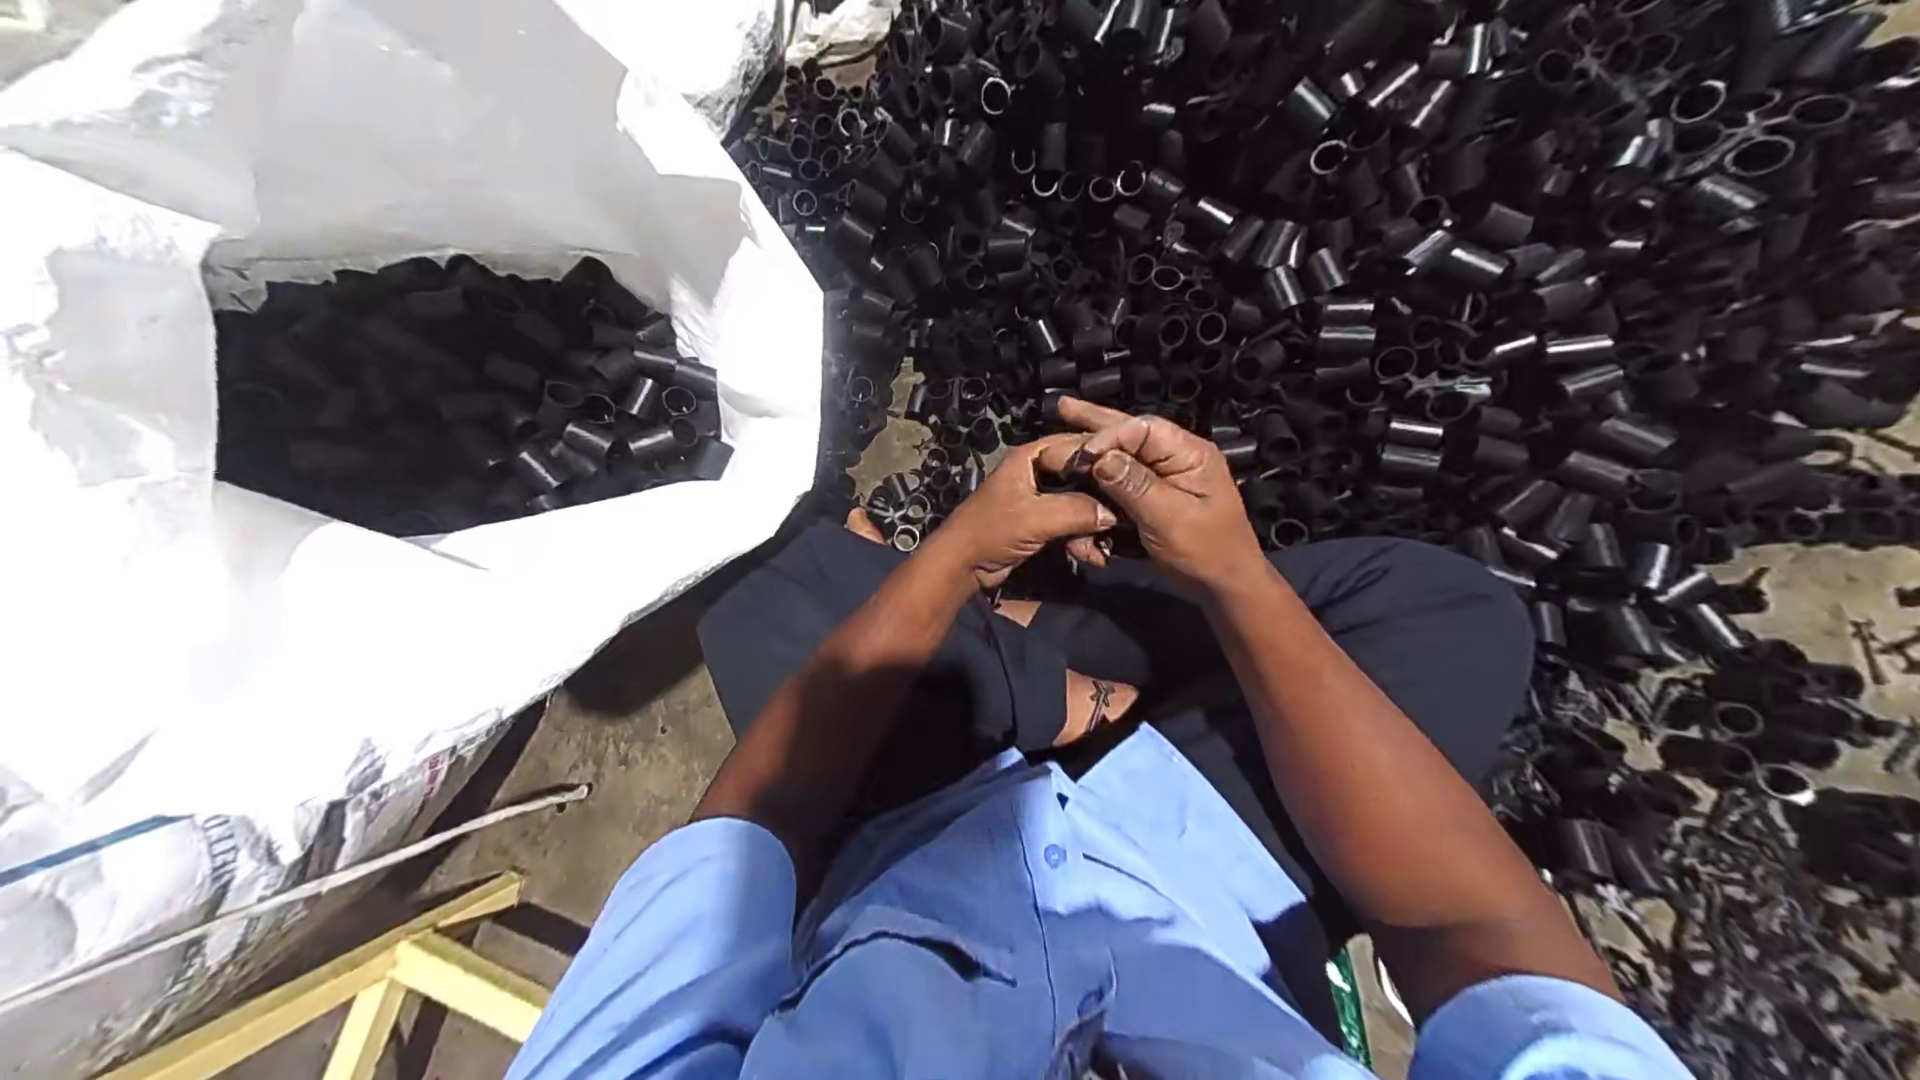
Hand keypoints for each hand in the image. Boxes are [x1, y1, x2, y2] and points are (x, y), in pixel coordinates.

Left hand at [924, 433, 1117, 588]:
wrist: (962, 567)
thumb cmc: (990, 532)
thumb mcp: (1035, 518)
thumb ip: (1075, 510)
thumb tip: (1112, 513)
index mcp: (1029, 457)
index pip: (1074, 445)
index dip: (1102, 456)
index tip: (1130, 471)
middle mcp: (1035, 472)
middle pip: (1081, 475)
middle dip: (1102, 496)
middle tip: (1127, 509)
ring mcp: (1039, 499)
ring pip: (1079, 503)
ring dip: (1093, 525)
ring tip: (1105, 543)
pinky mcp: (1041, 523)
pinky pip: (1071, 524)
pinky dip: (1082, 539)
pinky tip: (1094, 555)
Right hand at [1053, 396, 1269, 598]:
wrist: (1223, 585)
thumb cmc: (1207, 553)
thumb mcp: (1172, 519)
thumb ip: (1136, 486)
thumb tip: (1100, 458)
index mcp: (1189, 454)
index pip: (1143, 428)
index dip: (1109, 435)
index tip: (1083, 456)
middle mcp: (1174, 457)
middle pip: (1129, 431)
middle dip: (1094, 420)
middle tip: (1063, 407)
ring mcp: (1163, 475)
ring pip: (1121, 451)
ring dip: (1093, 441)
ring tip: (1067, 422)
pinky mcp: (1151, 495)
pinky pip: (1121, 477)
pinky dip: (1099, 473)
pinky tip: (1081, 462)